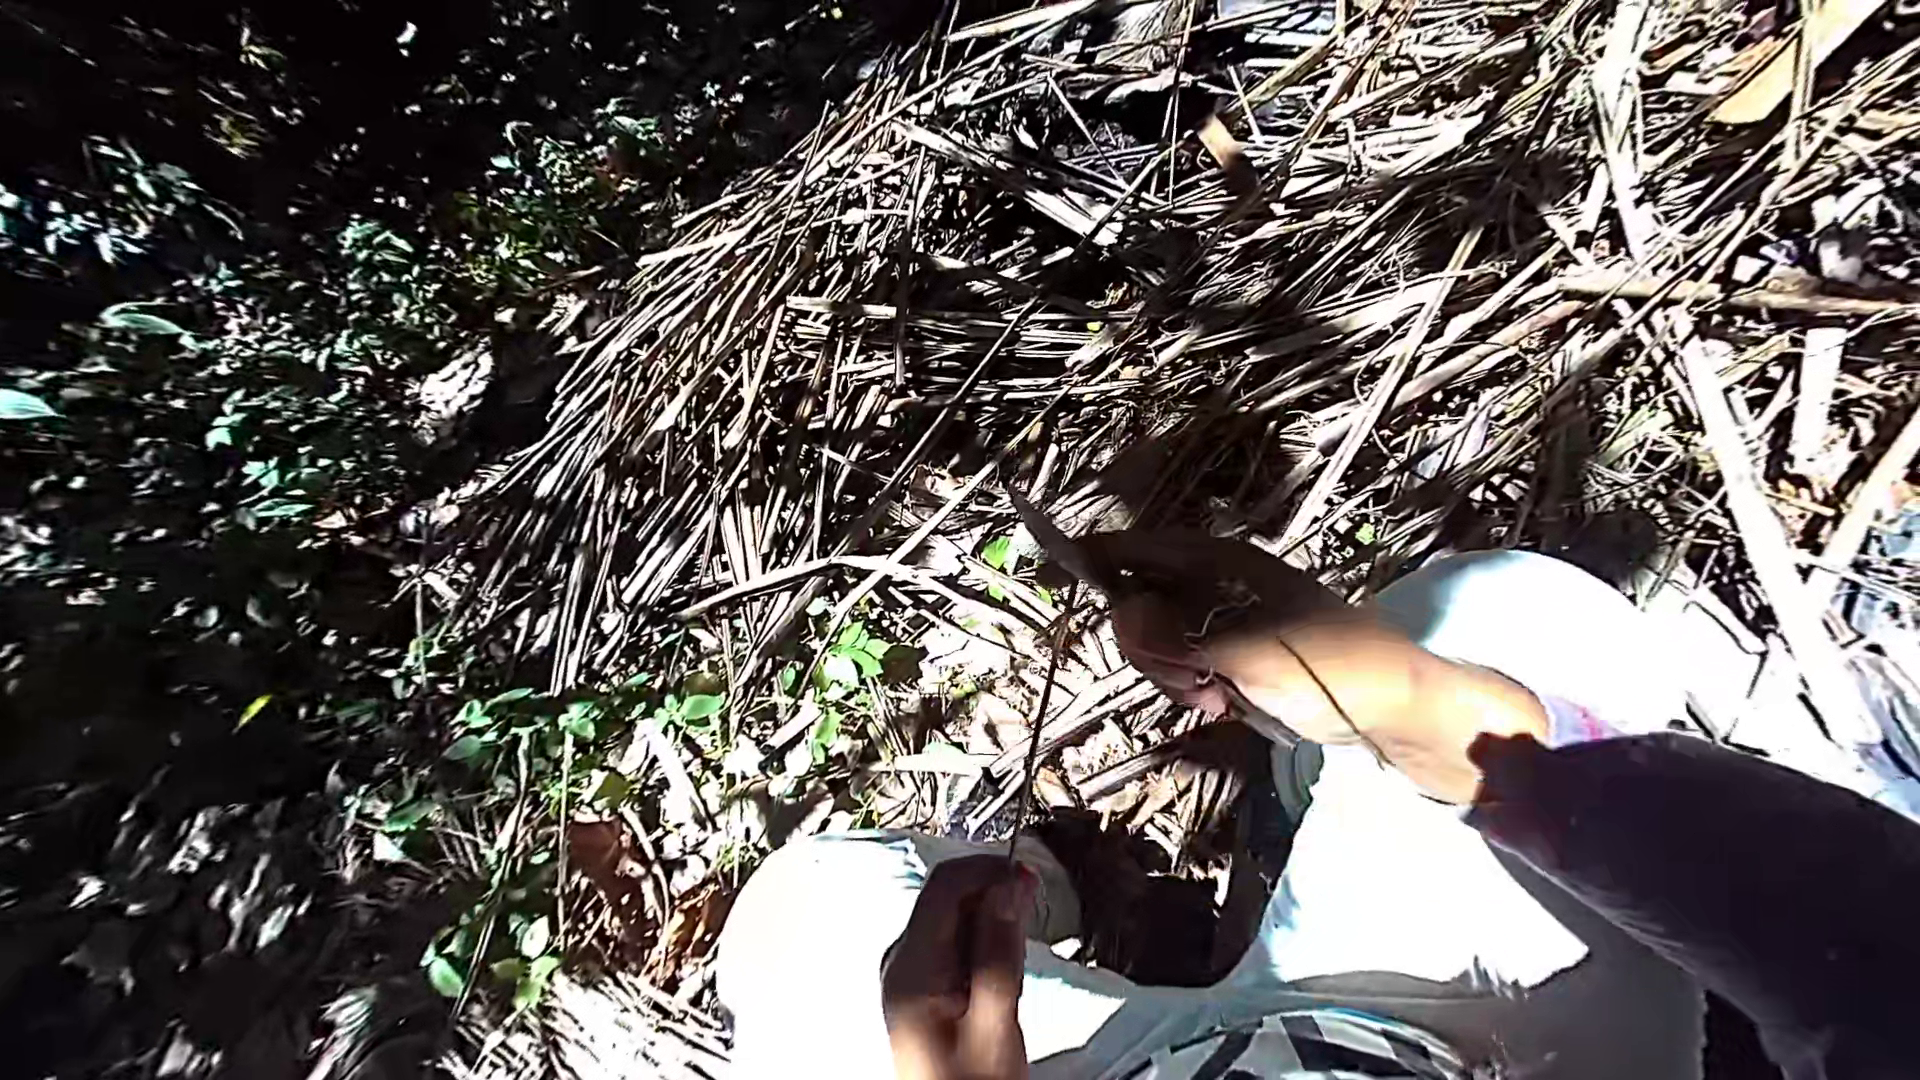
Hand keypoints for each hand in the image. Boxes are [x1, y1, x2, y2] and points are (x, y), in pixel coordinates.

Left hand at [881, 856, 1034, 1079]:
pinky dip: (984, 937)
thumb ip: (1000, 950)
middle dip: (991, 893)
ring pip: (954, 912)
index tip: (1028, 877)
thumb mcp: (997, 1026)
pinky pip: (955, 935)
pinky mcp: (924, 978)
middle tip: (1028, 919)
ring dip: (991, 917)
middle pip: (948, 894)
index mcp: (911, 965)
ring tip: (1013, 964)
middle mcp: (902, 956)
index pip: (944, 886)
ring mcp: (910, 966)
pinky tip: (999, 972)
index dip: (986, 868)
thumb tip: (1009, 881)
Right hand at [1079, 530, 1545, 802]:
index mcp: (1219, 563)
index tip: (1053, 571)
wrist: (1395, 712)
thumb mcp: (1253, 652)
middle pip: (1137, 601)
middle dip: (1148, 644)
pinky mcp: (1220, 652)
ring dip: (1169, 672)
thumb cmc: (1332, 666)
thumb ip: (1181, 635)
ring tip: (1212, 694)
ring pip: (1152, 640)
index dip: (1096, 557)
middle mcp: (1210, 583)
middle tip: (1186, 676)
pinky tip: (1218, 701)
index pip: (1140, 550)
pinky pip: (1174, 665)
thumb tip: (1122, 614)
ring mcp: (1214, 619)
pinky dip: (1185, 685)